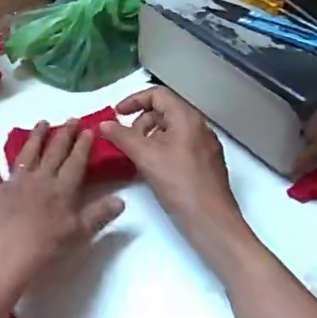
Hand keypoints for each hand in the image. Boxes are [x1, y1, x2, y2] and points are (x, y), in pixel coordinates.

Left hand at [0, 120, 125, 291]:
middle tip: (71, 119)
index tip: (89, 129)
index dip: (83, 145)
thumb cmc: (44, 248)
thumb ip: (99, 214)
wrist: (4, 255)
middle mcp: (40, 179)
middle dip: (64, 134)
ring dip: (36, 136)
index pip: (76, 162)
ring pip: (27, 153)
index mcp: (62, 190)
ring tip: (42, 122)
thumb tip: (121, 199)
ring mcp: (14, 181)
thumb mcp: (78, 234)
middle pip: (54, 152)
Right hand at [99, 87, 241, 234]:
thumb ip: (122, 137)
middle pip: (164, 111)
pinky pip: (180, 145)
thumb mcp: (146, 157)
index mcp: (187, 118)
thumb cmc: (180, 185)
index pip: (158, 94)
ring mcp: (205, 145)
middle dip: (140, 122)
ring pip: (171, 130)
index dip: (134, 100)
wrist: (212, 222)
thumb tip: (104, 124)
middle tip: (125, 142)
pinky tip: (153, 169)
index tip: (117, 114)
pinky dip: (162, 149)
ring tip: (137, 157)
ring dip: (150, 137)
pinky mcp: (206, 163)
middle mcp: (199, 127)